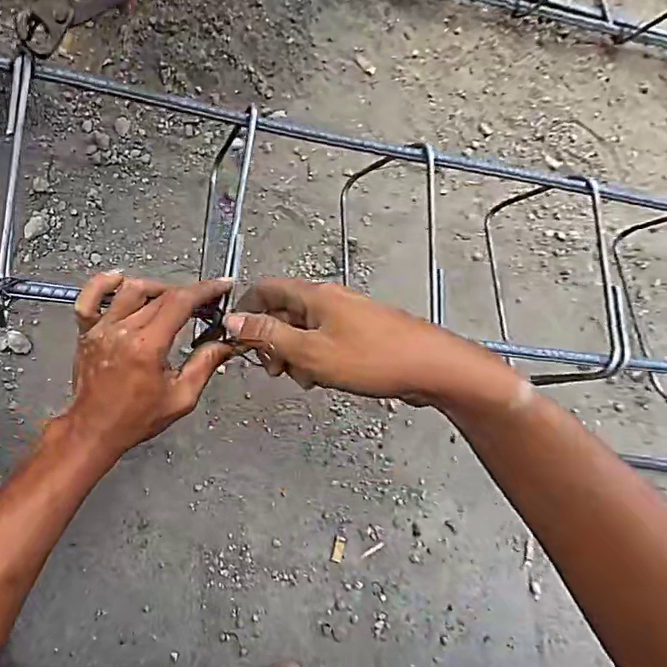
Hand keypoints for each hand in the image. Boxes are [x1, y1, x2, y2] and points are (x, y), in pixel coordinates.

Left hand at [55, 273, 236, 458]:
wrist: (94, 428)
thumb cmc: (134, 418)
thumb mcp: (180, 397)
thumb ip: (204, 365)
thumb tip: (224, 344)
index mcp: (147, 347)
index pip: (180, 303)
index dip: (204, 290)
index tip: (220, 286)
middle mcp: (122, 331)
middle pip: (160, 296)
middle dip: (187, 294)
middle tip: (202, 303)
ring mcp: (101, 329)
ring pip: (131, 290)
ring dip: (156, 289)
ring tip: (170, 300)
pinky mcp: (87, 332)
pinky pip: (89, 298)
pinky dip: (103, 284)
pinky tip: (119, 280)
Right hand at [223, 279, 528, 410]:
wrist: (433, 369)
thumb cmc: (376, 359)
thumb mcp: (309, 352)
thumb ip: (267, 335)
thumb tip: (233, 320)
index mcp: (313, 296)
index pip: (264, 289)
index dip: (245, 311)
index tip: (239, 338)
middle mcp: (328, 299)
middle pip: (281, 312)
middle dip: (271, 340)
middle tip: (276, 367)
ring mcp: (345, 315)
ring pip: (302, 330)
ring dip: (294, 354)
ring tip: (307, 376)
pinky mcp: (359, 333)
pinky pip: (323, 341)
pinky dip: (316, 358)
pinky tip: (326, 377)